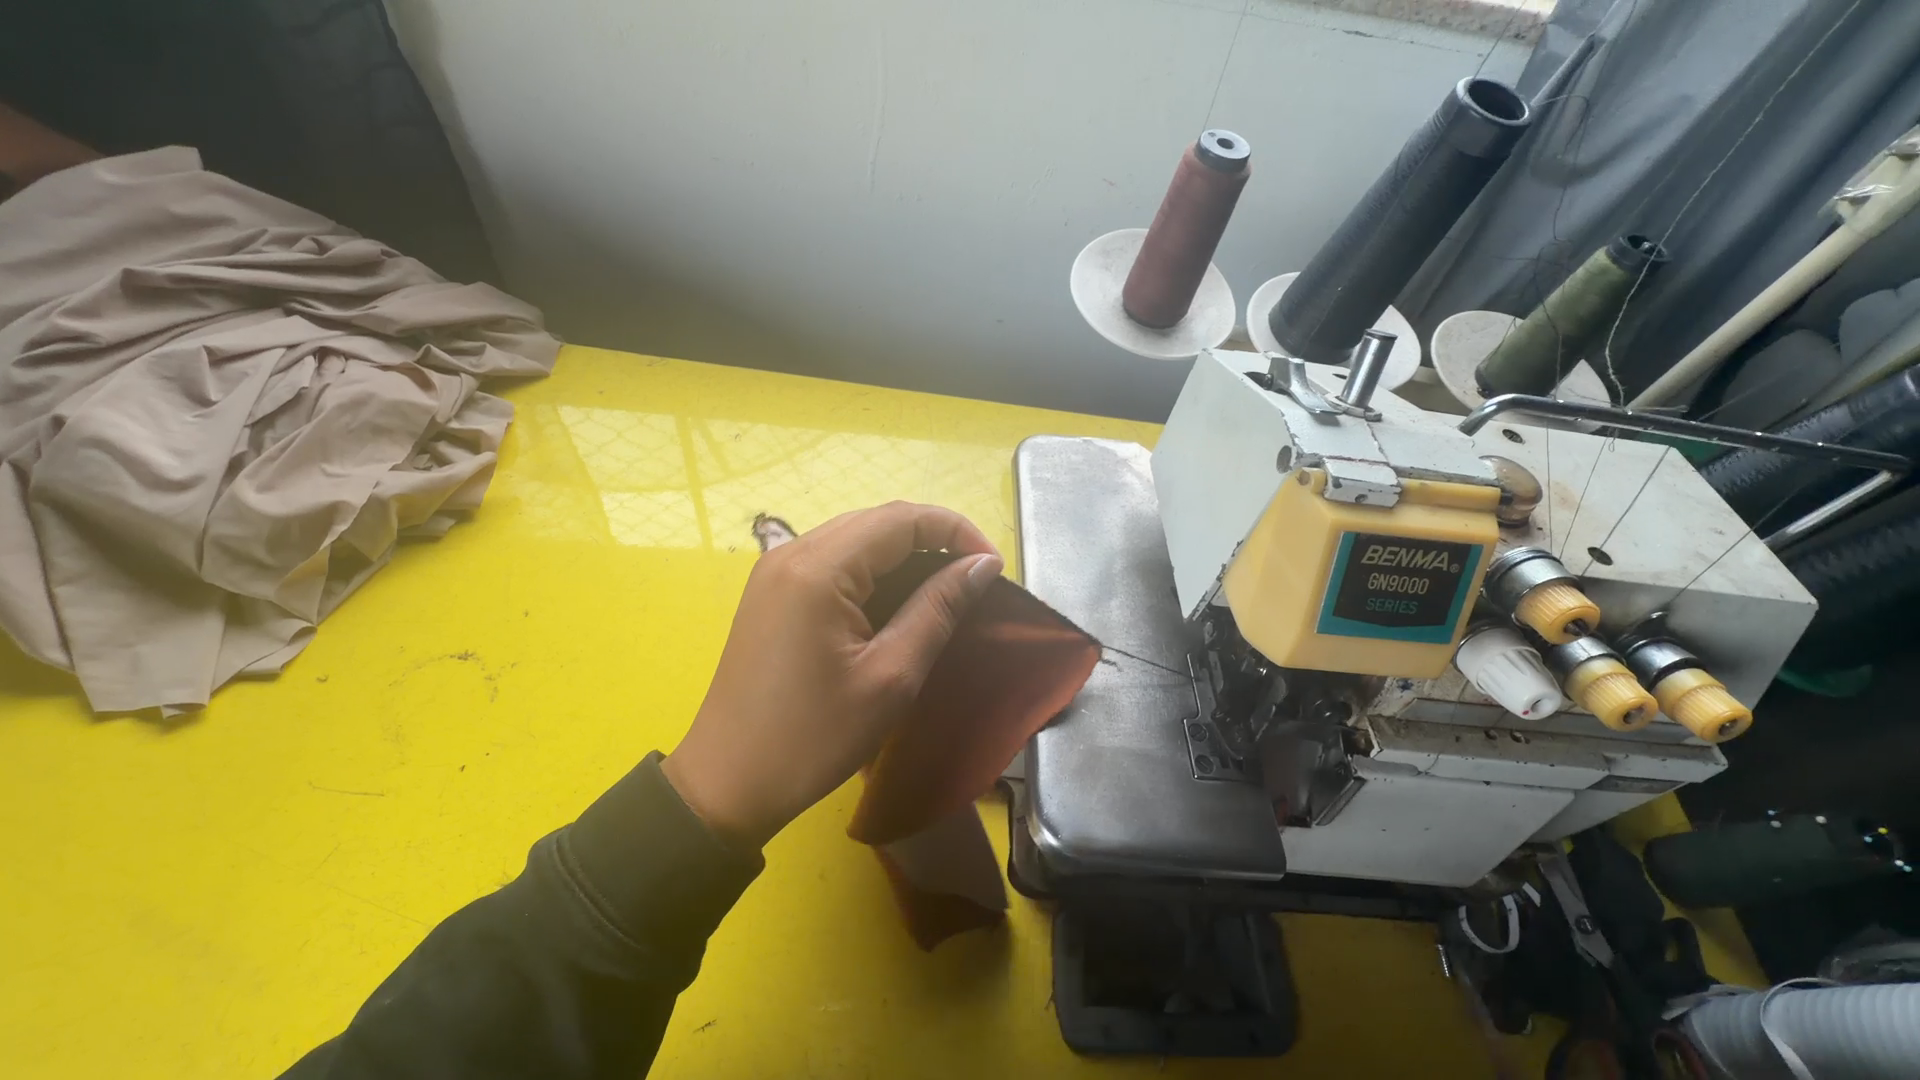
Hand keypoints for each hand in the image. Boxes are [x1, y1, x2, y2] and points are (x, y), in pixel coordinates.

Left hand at [662, 502, 1003, 848]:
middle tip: (975, 581)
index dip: (956, 531)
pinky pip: (834, 560)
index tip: (993, 568)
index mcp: (819, 568)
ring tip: (946, 591)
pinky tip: (898, 602)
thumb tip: (981, 564)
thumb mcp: (891, 676)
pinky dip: (874, 571)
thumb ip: (938, 609)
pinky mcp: (772, 591)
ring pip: (856, 537)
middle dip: (934, 539)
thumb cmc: (814, 736)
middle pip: (878, 521)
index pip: (902, 519)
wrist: (729, 780)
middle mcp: (792, 552)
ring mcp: (776, 569)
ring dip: (905, 554)